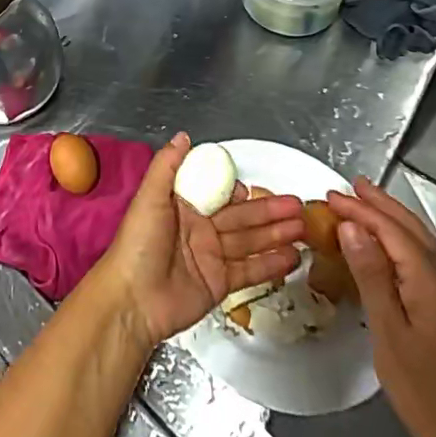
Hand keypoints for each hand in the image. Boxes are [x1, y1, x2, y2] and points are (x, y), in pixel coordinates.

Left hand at [92, 132, 304, 345]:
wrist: (132, 301)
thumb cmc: (138, 244)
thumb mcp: (149, 198)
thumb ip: (168, 166)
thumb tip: (184, 135)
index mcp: (184, 206)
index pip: (220, 194)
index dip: (242, 191)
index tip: (263, 187)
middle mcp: (200, 229)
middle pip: (242, 217)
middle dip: (270, 211)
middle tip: (299, 207)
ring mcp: (211, 257)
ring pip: (250, 241)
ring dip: (276, 235)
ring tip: (303, 230)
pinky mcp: (219, 284)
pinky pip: (249, 271)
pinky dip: (271, 264)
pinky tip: (292, 257)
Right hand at [328, 179, 435, 436]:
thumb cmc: (426, 396)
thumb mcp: (389, 335)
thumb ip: (372, 277)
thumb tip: (353, 228)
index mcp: (433, 283)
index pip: (393, 231)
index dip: (362, 210)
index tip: (333, 195)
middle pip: (414, 229)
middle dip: (381, 204)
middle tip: (352, 186)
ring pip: (425, 243)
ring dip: (395, 220)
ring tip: (368, 205)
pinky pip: (431, 261)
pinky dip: (406, 243)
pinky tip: (393, 248)